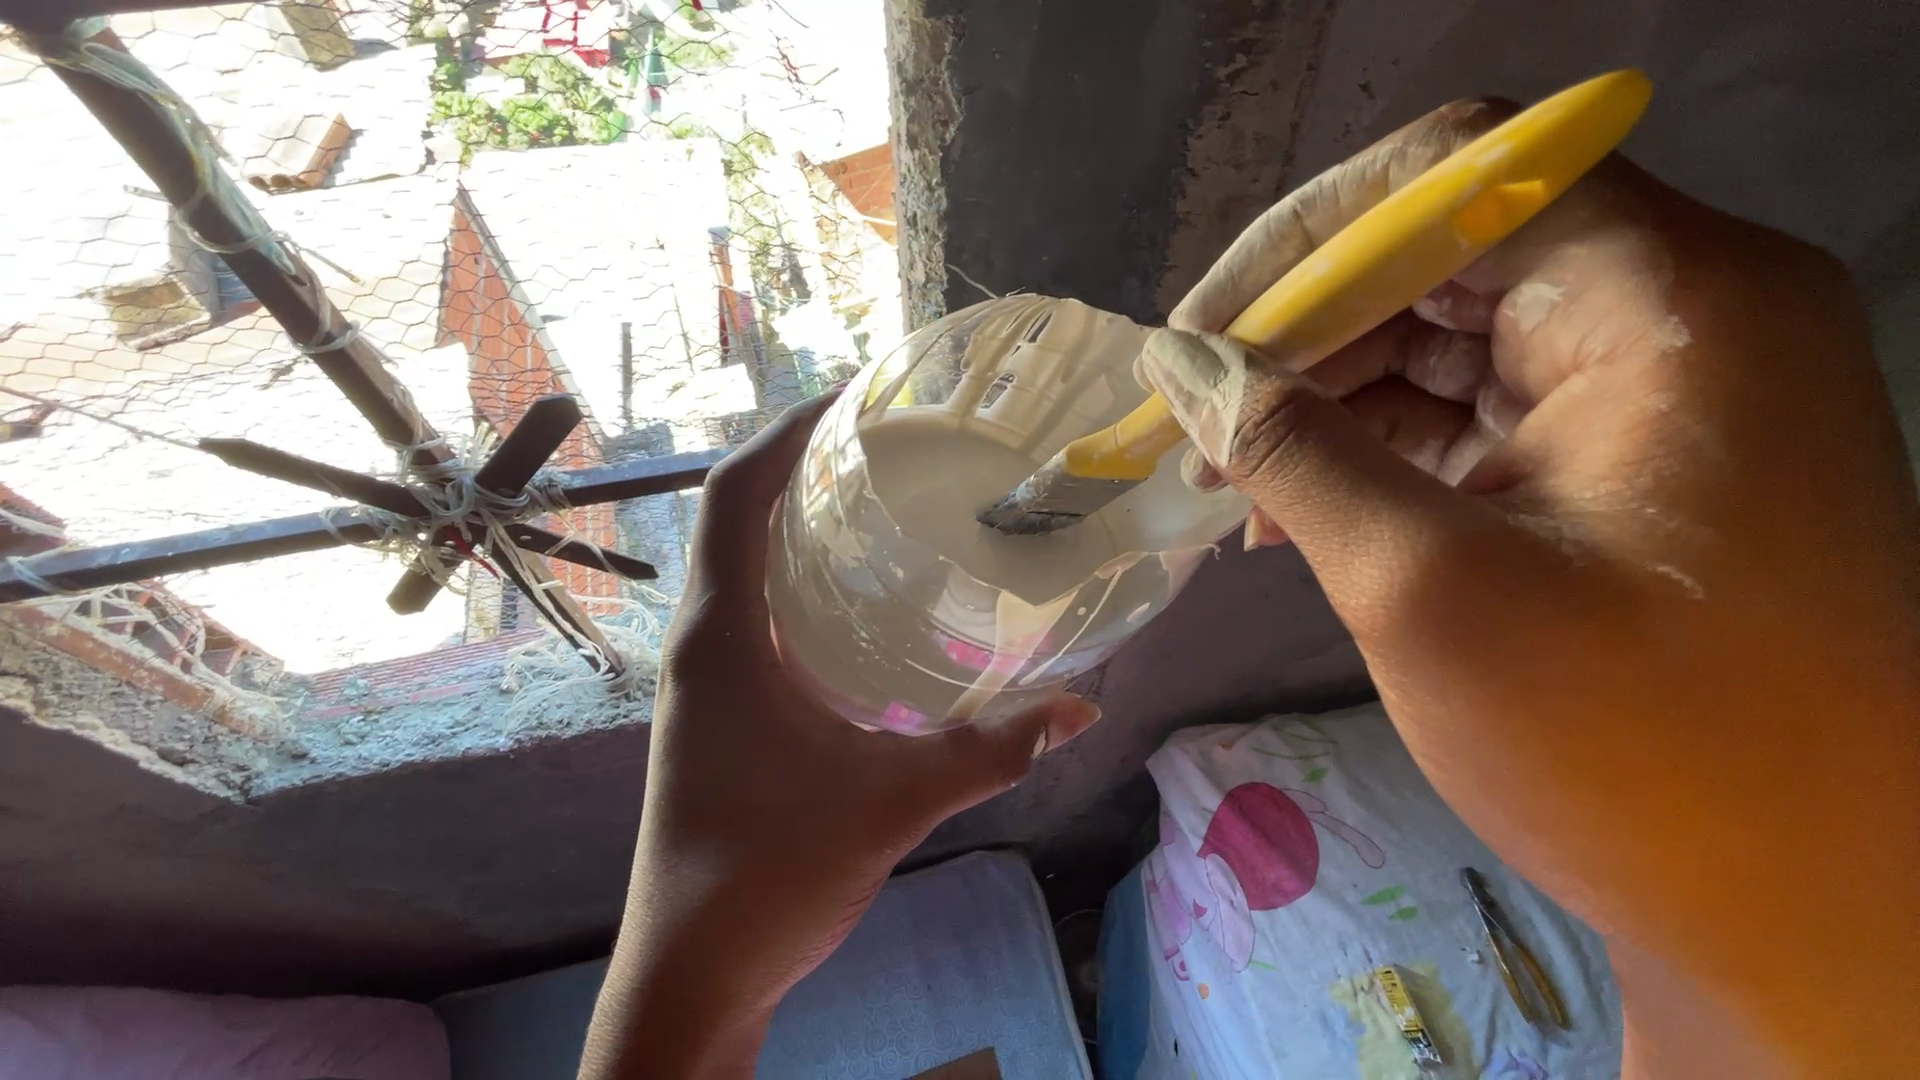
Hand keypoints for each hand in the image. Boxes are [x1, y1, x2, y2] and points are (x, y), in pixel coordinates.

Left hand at [579, 393, 1100, 1079]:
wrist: (694, 971)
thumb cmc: (772, 877)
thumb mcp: (893, 804)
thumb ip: (990, 753)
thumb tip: (1080, 709)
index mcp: (722, 638)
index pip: (736, 496)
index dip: (786, 434)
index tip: (851, 400)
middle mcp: (703, 641)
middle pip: (737, 516)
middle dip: (801, 465)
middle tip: (887, 445)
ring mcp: (707, 675)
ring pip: (743, 564)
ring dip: (796, 522)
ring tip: (881, 499)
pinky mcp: (721, 706)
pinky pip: (756, 611)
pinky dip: (800, 580)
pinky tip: (862, 598)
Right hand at [1142, 99, 1919, 1074]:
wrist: (1797, 912)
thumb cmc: (1627, 747)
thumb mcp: (1423, 585)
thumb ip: (1288, 451)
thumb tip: (1177, 364)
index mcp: (1662, 300)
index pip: (1457, 173)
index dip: (1307, 241)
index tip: (1201, 336)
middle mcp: (1662, 314)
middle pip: (1434, 256)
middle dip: (1296, 334)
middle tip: (1191, 423)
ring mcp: (1634, 392)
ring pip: (1429, 341)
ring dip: (1314, 401)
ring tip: (1221, 484)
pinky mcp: (1599, 465)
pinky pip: (1451, 416)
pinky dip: (1358, 452)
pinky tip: (1284, 515)